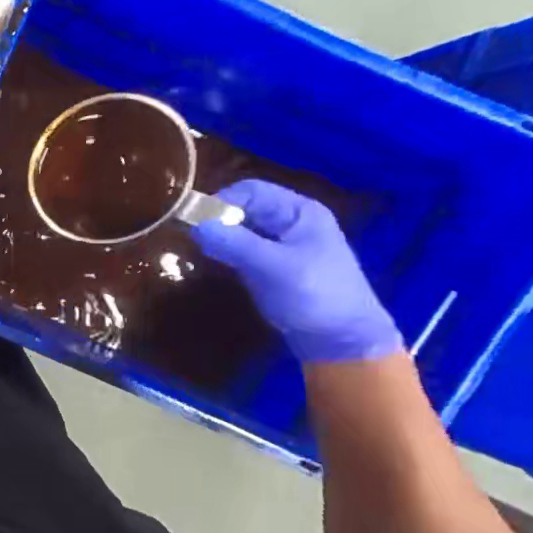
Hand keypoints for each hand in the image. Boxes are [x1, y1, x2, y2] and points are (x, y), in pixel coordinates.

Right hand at [189, 179, 400, 362]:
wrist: (341, 341)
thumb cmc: (315, 296)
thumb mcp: (274, 267)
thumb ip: (236, 244)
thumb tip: (196, 226)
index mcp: (299, 212)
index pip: (251, 191)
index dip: (221, 201)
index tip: (194, 221)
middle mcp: (289, 223)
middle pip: (245, 209)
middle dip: (218, 219)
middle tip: (191, 238)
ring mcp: (280, 247)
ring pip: (241, 231)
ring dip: (220, 237)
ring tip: (197, 251)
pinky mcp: (271, 268)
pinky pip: (242, 251)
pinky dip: (226, 253)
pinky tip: (212, 263)